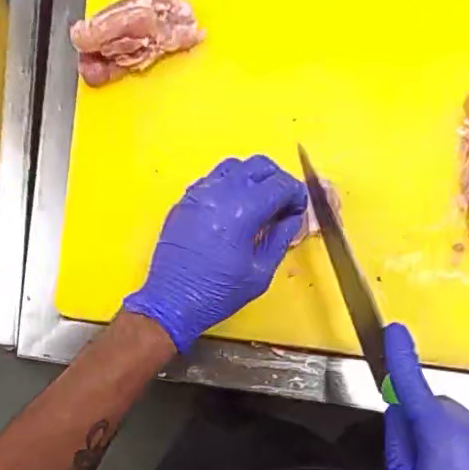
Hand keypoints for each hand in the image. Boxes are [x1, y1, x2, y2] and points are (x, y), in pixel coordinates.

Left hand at [124, 155, 307, 351]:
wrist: (171, 303)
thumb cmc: (216, 295)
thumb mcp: (259, 275)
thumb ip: (280, 240)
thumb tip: (292, 219)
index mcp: (243, 210)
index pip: (280, 184)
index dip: (296, 195)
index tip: (297, 210)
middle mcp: (220, 193)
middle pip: (258, 165)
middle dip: (276, 180)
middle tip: (281, 204)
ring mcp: (198, 195)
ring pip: (233, 168)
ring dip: (251, 179)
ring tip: (256, 204)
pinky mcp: (183, 203)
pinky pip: (211, 181)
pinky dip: (227, 187)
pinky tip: (230, 210)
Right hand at [382, 323, 468, 469]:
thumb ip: (397, 447)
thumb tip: (397, 413)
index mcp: (442, 437)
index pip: (416, 388)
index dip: (403, 359)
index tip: (395, 331)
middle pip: (438, 407)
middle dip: (421, 421)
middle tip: (409, 462)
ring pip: (460, 425)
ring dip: (444, 440)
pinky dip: (465, 452)